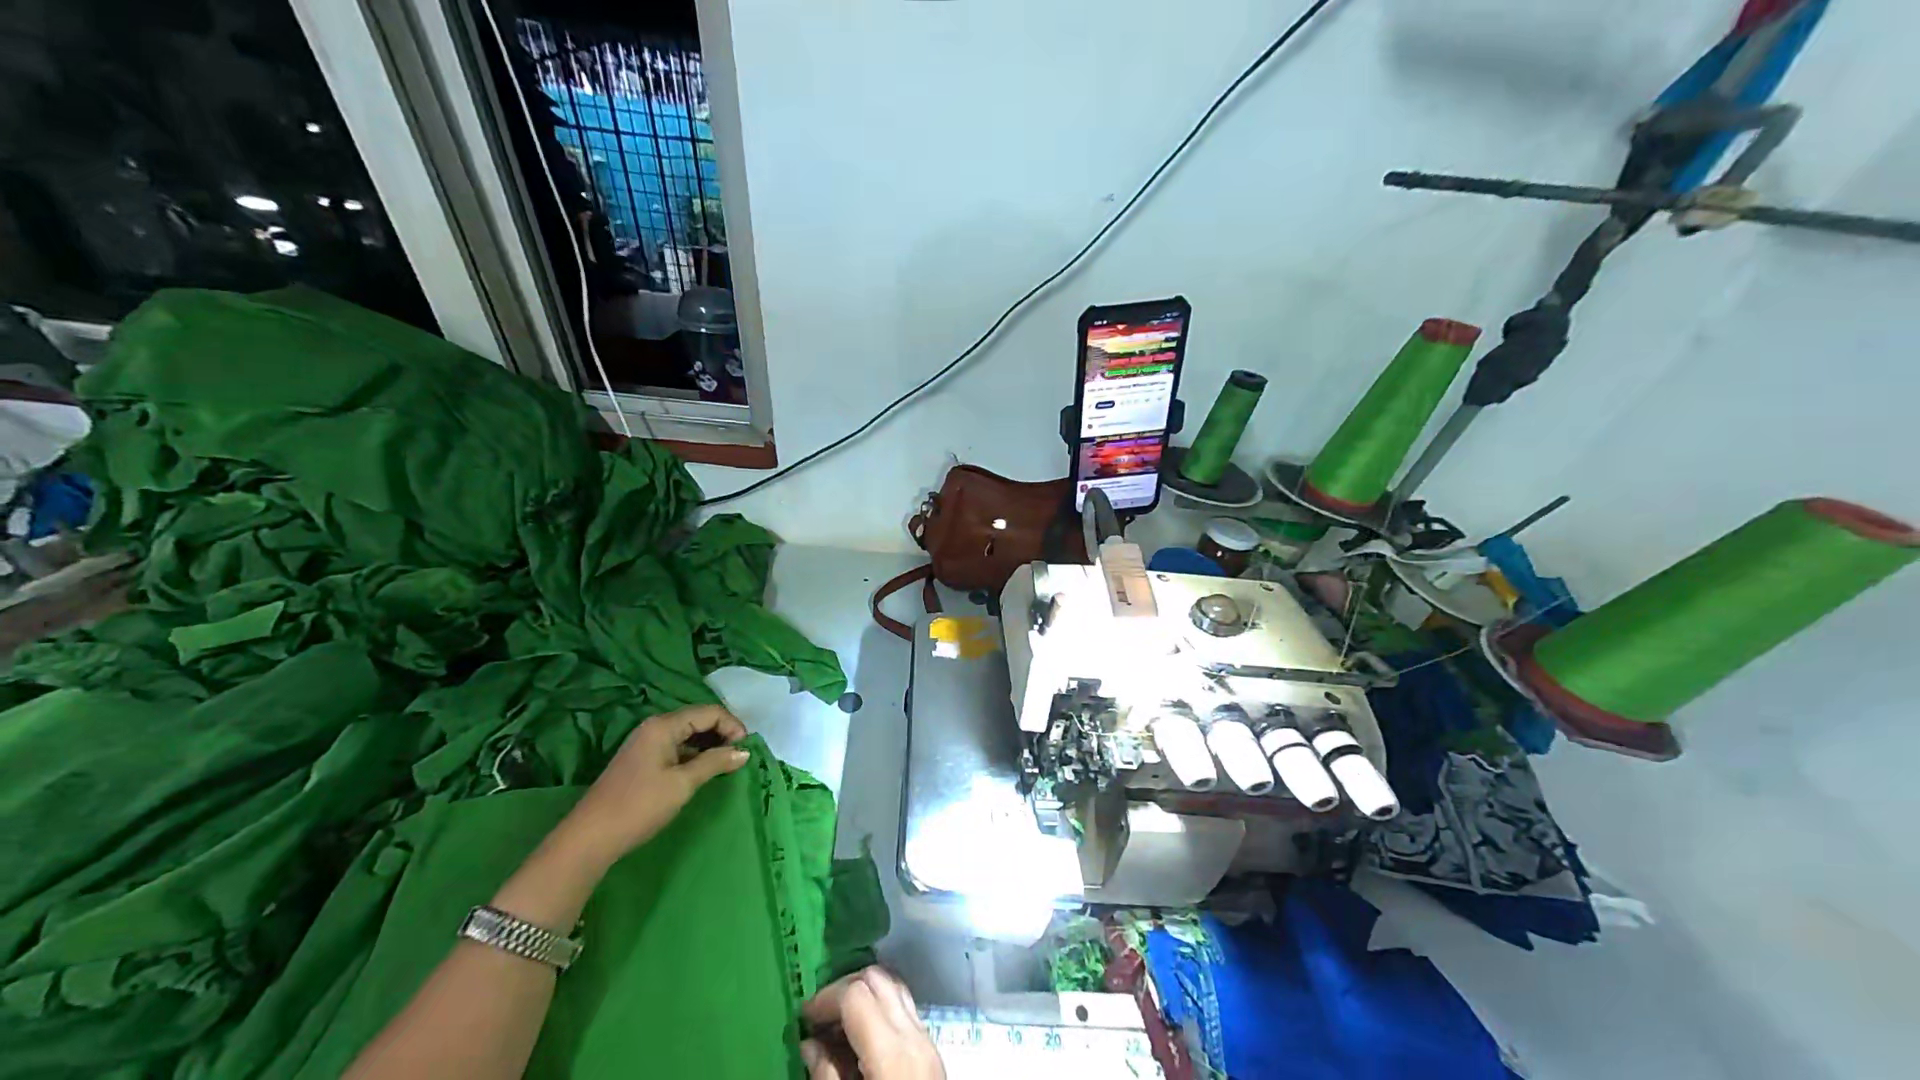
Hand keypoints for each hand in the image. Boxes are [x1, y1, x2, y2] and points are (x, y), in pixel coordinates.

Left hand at [554, 705, 749, 868]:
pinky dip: (694, 754)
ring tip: (726, 765)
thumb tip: (744, 752)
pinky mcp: (642, 760)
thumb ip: (715, 762)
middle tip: (739, 756)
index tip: (746, 749)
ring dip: (709, 745)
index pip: (709, 712)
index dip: (732, 726)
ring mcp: (646, 743)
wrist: (590, 837)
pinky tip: (703, 771)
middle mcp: (654, 727)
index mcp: (663, 726)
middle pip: (698, 719)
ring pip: (688, 734)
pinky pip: (676, 747)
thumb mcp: (682, 784)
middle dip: (722, 733)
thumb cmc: (640, 806)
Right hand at [800, 967, 944, 1079]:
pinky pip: (905, 1008)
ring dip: (863, 993)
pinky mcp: (932, 1049)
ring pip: (894, 986)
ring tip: (838, 1023)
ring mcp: (927, 1039)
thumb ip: (826, 1076)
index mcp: (892, 1052)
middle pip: (877, 979)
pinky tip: (862, 1034)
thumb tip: (810, 1044)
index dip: (825, 998)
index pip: (857, 994)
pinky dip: (880, 1007)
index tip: (804, 1017)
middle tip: (819, 1017)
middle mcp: (915, 1035)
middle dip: (843, 988)